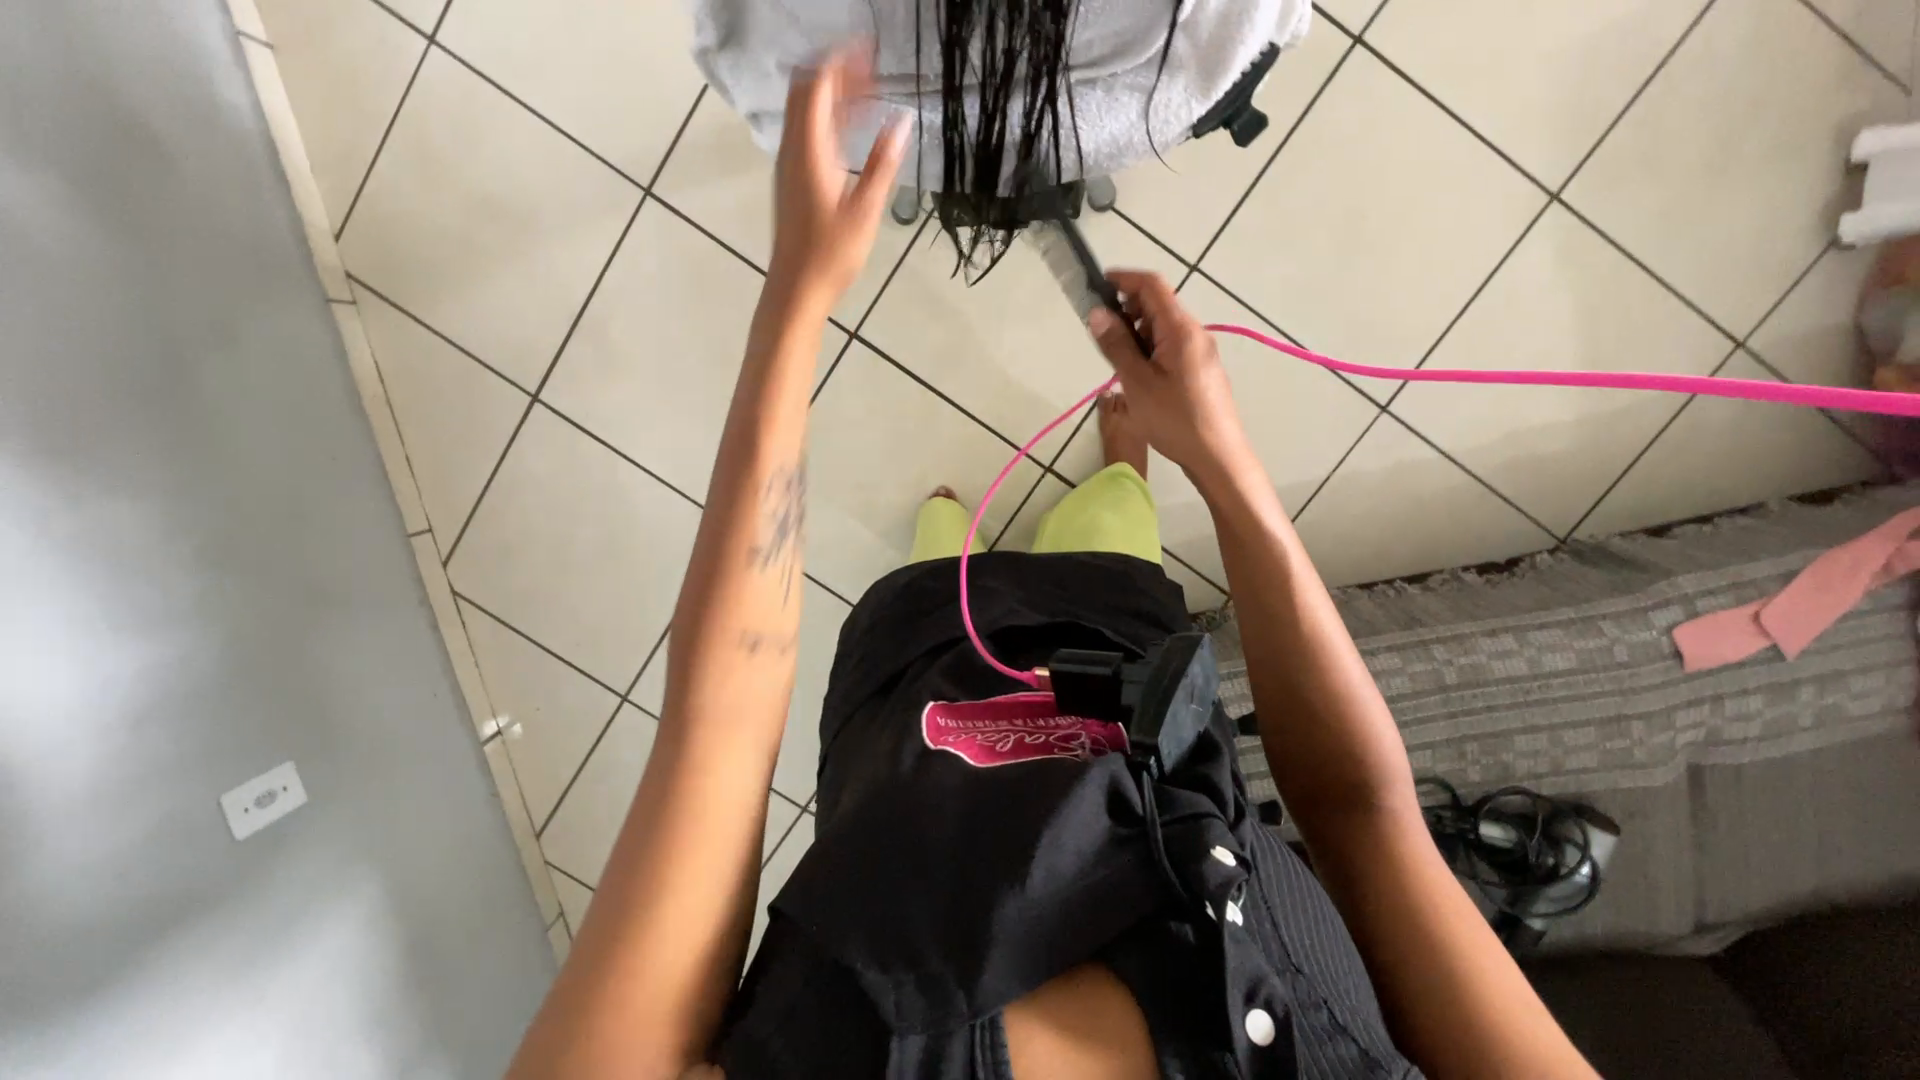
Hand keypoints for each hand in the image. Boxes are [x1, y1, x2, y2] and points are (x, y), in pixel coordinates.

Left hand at [767, 45, 907, 310]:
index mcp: (809, 152)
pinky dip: (829, 121)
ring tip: (869, 94)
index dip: (841, 62)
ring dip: (834, 97)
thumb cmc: (830, 256)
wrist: (795, 290)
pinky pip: (807, 134)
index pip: (817, 87)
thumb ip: (882, 166)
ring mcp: (789, 165)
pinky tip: (854, 132)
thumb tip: (901, 125)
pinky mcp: (792, 181)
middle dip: (837, 73)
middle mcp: (793, 151)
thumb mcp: (864, 212)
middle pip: (806, 92)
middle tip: (871, 71)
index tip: (869, 52)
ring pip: (806, 113)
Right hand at [1087, 271, 1251, 486]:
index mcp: (1181, 329)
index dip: (1124, 279)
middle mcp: (1195, 333)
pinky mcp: (1200, 371)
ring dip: (1137, 335)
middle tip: (1103, 337)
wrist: (1217, 456)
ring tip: (1119, 364)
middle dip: (1127, 311)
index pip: (1153, 285)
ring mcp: (1200, 352)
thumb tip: (1097, 312)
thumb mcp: (1137, 383)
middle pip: (1158, 305)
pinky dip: (1150, 351)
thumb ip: (1116, 345)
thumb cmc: (1175, 419)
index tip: (1097, 285)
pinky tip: (1139, 378)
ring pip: (1163, 329)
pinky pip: (1171, 347)